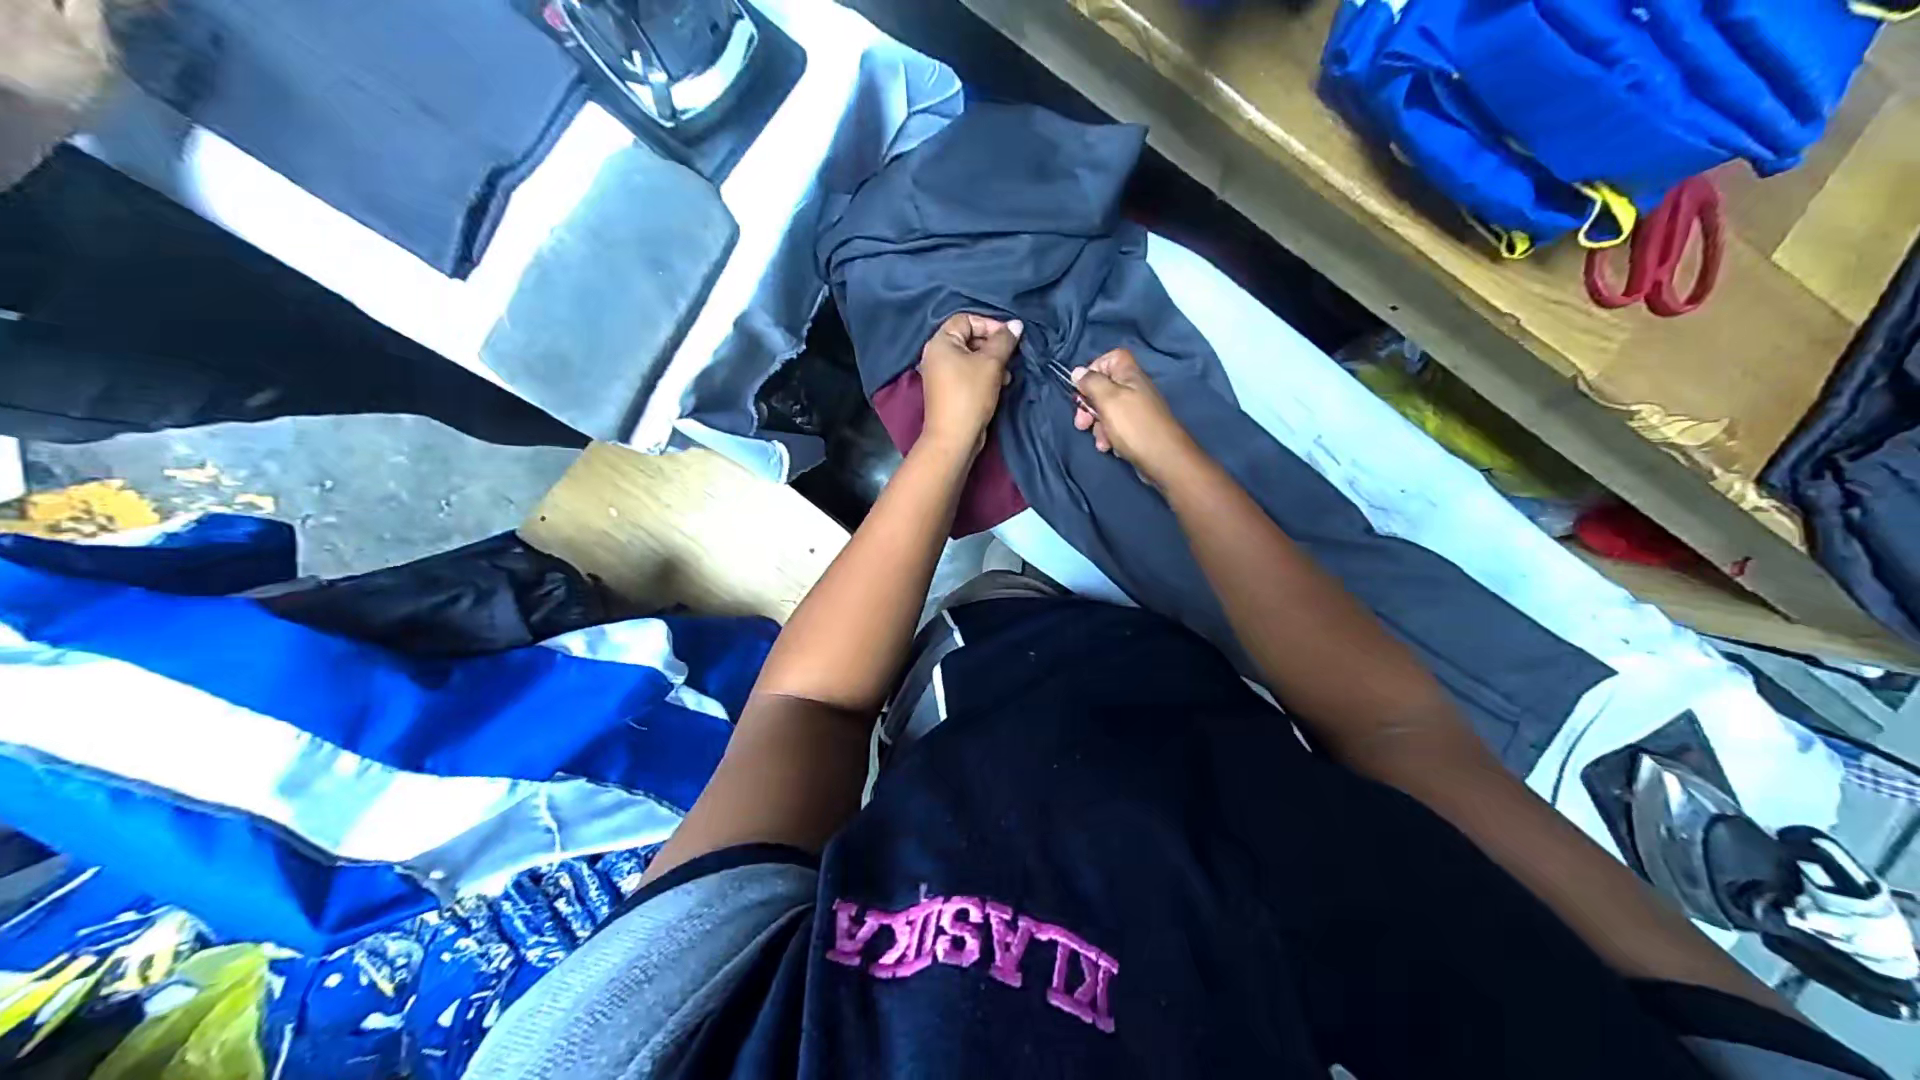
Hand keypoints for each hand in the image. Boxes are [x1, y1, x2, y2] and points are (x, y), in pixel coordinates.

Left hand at [918, 313, 1022, 452]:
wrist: (954, 437)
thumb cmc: (970, 394)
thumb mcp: (991, 363)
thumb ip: (1004, 341)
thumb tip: (1016, 325)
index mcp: (940, 342)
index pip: (966, 319)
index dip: (989, 324)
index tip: (1009, 337)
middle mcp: (936, 354)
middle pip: (968, 338)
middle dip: (993, 345)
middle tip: (1010, 356)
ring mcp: (941, 373)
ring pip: (971, 357)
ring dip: (992, 362)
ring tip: (1007, 374)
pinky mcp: (948, 390)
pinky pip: (968, 373)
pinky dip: (984, 374)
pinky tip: (999, 384)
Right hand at [1071, 347, 1204, 487]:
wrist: (1163, 459)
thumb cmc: (1133, 425)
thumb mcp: (1108, 399)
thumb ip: (1091, 382)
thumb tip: (1078, 371)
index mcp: (1129, 375)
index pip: (1110, 358)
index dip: (1094, 369)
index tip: (1082, 387)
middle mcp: (1134, 389)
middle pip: (1103, 387)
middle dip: (1088, 406)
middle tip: (1081, 422)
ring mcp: (1136, 409)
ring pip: (1106, 411)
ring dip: (1098, 426)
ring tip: (1101, 440)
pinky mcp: (1136, 429)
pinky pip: (1115, 427)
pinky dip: (1109, 436)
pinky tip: (1110, 447)